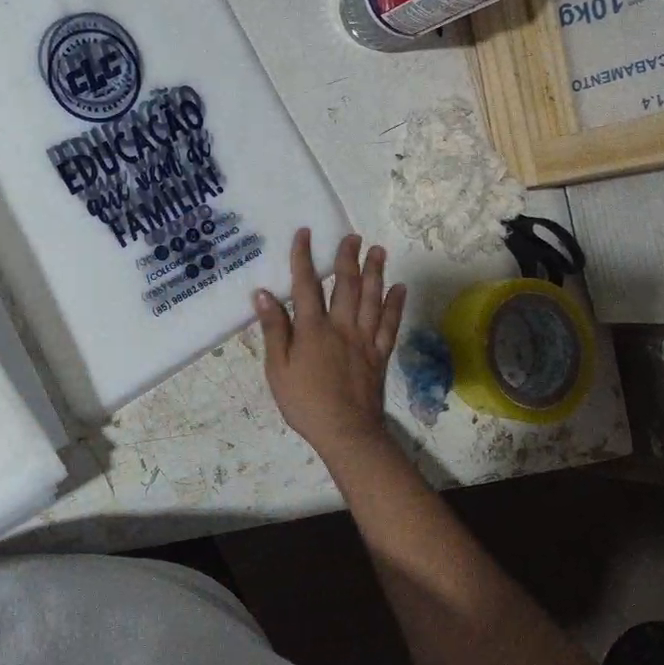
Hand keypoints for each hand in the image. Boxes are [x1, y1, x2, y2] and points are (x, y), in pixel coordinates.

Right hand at [253, 229, 406, 461]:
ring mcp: (364, 339)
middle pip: (346, 284)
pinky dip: (395, 304)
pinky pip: (389, 324)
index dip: (303, 257)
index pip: (306, 285)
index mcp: (312, 329)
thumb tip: (264, 294)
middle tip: (353, 236)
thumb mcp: (277, 368)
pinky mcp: (379, 354)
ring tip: (378, 250)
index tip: (305, 233)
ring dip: (375, 272)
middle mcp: (341, 326)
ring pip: (372, 298)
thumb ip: (273, 329)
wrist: (346, 431)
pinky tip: (399, 288)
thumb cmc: (304, 401)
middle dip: (347, 257)